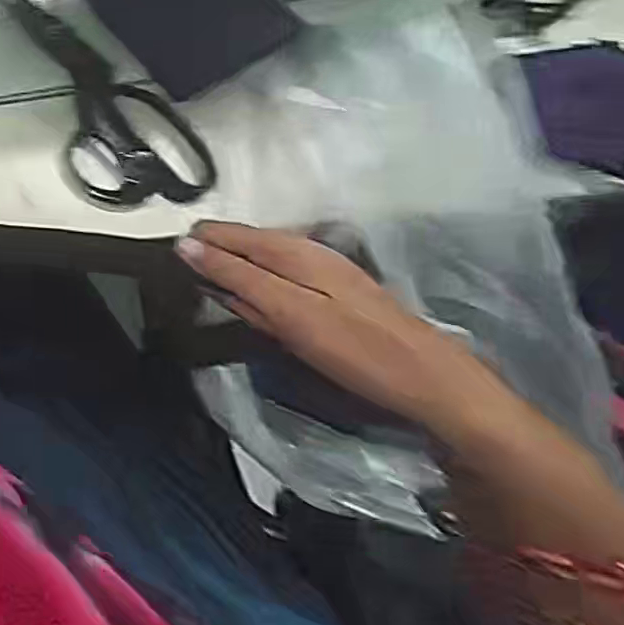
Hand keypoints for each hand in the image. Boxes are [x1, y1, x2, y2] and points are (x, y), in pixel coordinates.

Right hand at [177, 221, 507, 430]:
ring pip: (253, 266)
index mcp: (290, 248)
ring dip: (237, 287)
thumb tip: (182, 244)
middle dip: (215, 270)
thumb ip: (233, 275)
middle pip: (234, 246)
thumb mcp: (287, 311)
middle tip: (220, 306)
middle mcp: (303, 250)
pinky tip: (268, 321)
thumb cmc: (359, 350)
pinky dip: (260, 299)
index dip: (193, 251)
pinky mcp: (328, 293)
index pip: (216, 232)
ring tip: (246, 317)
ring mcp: (319, 271)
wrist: (441, 392)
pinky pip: (274, 284)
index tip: (182, 278)